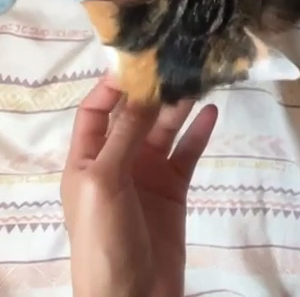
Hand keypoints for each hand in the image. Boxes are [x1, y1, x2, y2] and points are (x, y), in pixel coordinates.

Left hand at [62, 76, 219, 296]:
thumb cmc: (104, 241)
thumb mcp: (104, 182)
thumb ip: (124, 135)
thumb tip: (142, 90)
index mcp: (87, 161)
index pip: (95, 111)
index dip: (112, 85)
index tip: (139, 58)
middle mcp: (116, 162)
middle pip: (134, 114)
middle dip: (153, 88)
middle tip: (179, 58)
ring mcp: (147, 175)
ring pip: (164, 128)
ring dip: (179, 105)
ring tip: (199, 77)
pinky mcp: (174, 189)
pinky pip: (187, 151)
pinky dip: (199, 131)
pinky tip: (212, 111)